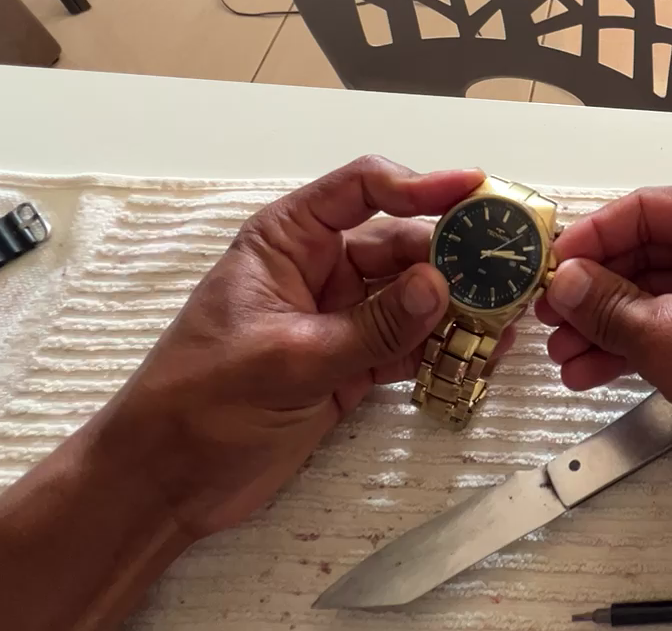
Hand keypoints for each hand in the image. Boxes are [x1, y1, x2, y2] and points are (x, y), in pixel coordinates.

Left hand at [86, 156, 489, 539]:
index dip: (419, 183)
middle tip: (510, 266)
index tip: (471, 188)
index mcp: (291, 241)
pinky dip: (446, 344)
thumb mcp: (286, 360)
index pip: (362, 189)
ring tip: (508, 313)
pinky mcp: (359, 357)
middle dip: (455, 255)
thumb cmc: (199, 405)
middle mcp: (326, 266)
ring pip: (417, 292)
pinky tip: (485, 349)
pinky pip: (413, 338)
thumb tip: (441, 286)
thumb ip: (370, 325)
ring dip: (460, 302)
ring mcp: (346, 313)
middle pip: (404, 242)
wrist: (162, 488)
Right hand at [534, 183, 671, 476]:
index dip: (589, 239)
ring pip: (651, 289)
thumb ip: (608, 305)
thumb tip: (561, 281)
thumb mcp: (671, 336)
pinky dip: (632, 342)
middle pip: (642, 251)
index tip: (546, 267)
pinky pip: (668, 317)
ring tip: (561, 355)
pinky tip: (590, 370)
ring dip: (606, 323)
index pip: (643, 209)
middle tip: (547, 319)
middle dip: (593, 292)